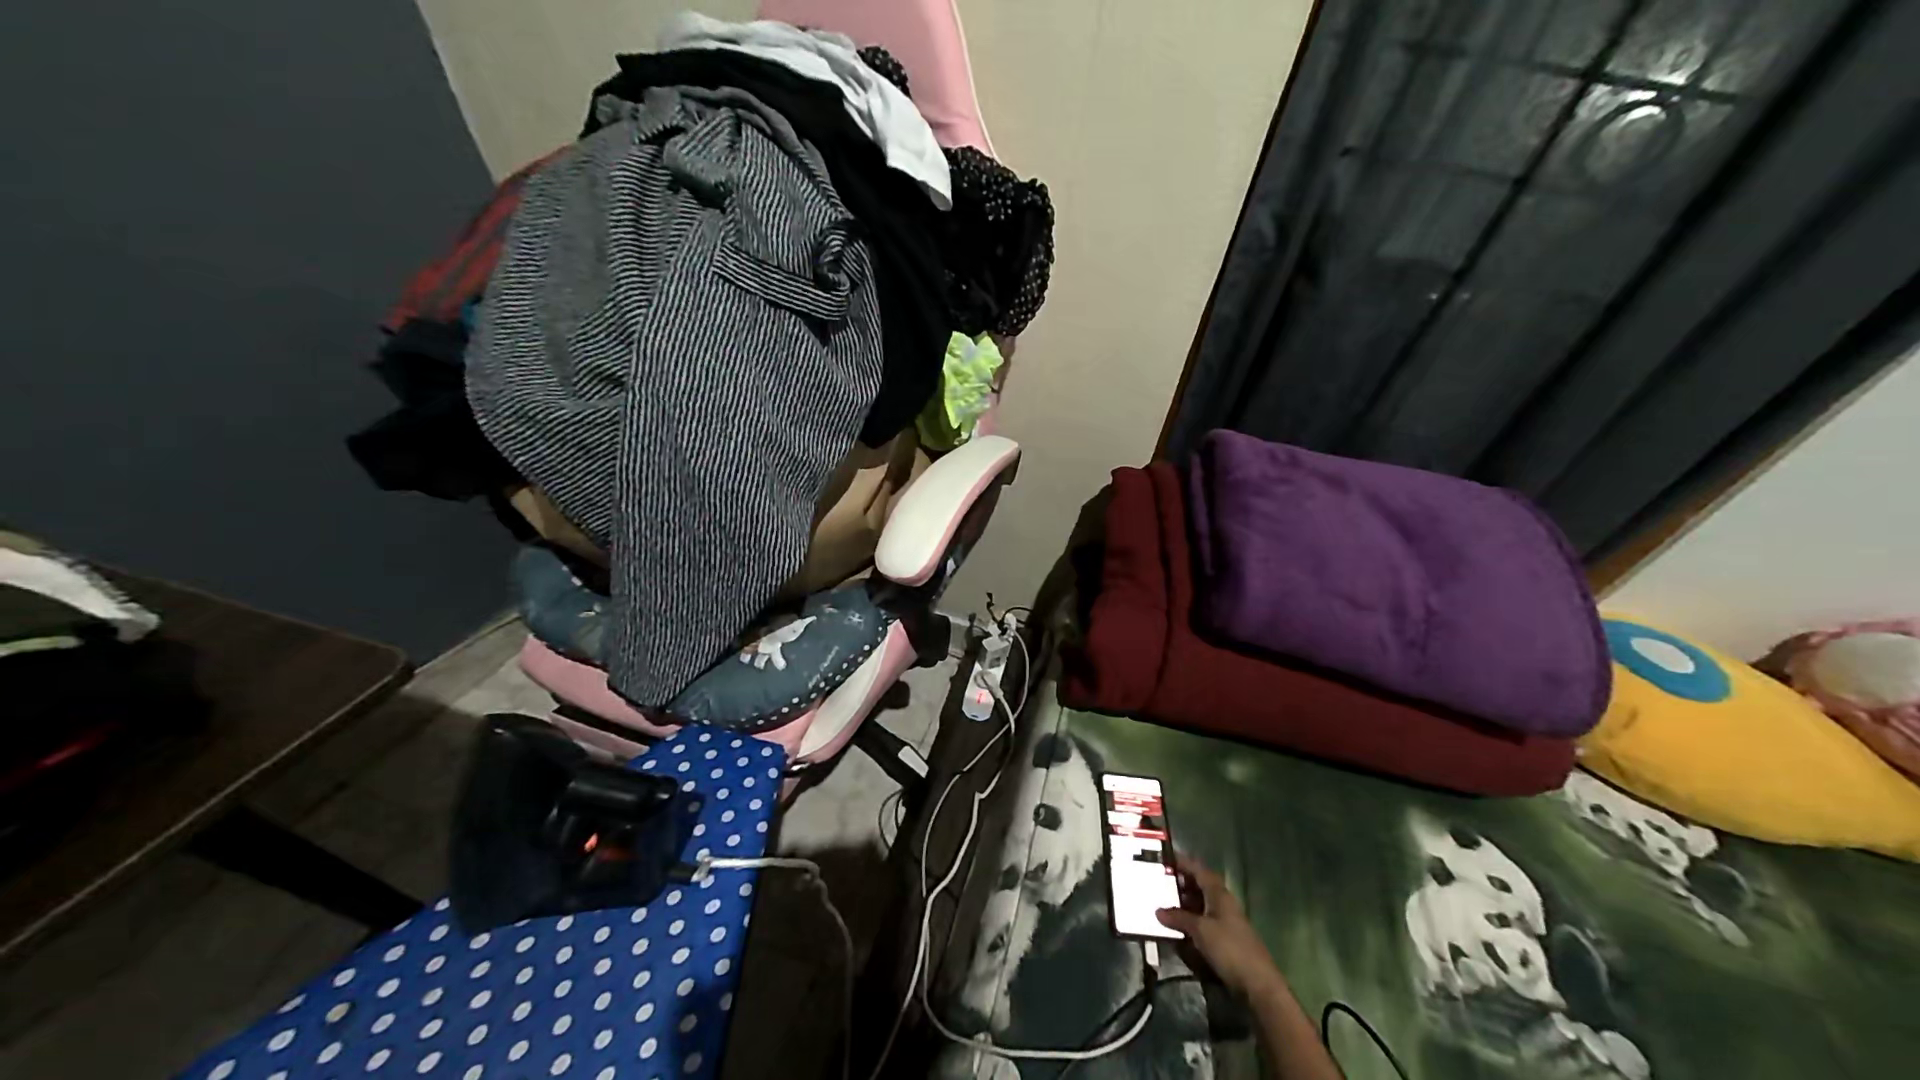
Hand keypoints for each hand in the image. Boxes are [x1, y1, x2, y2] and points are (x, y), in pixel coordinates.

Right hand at [1156, 855, 1285, 1000]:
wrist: (1258, 984)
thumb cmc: (1229, 949)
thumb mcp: (1200, 930)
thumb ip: (1179, 918)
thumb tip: (1158, 911)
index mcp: (1219, 894)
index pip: (1199, 870)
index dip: (1183, 862)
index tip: (1165, 857)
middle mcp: (1223, 904)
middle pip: (1200, 886)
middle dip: (1181, 882)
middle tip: (1159, 881)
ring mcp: (1226, 922)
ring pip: (1201, 904)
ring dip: (1184, 902)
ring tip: (1163, 902)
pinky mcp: (1225, 939)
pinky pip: (1203, 921)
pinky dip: (1190, 919)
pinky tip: (1177, 926)